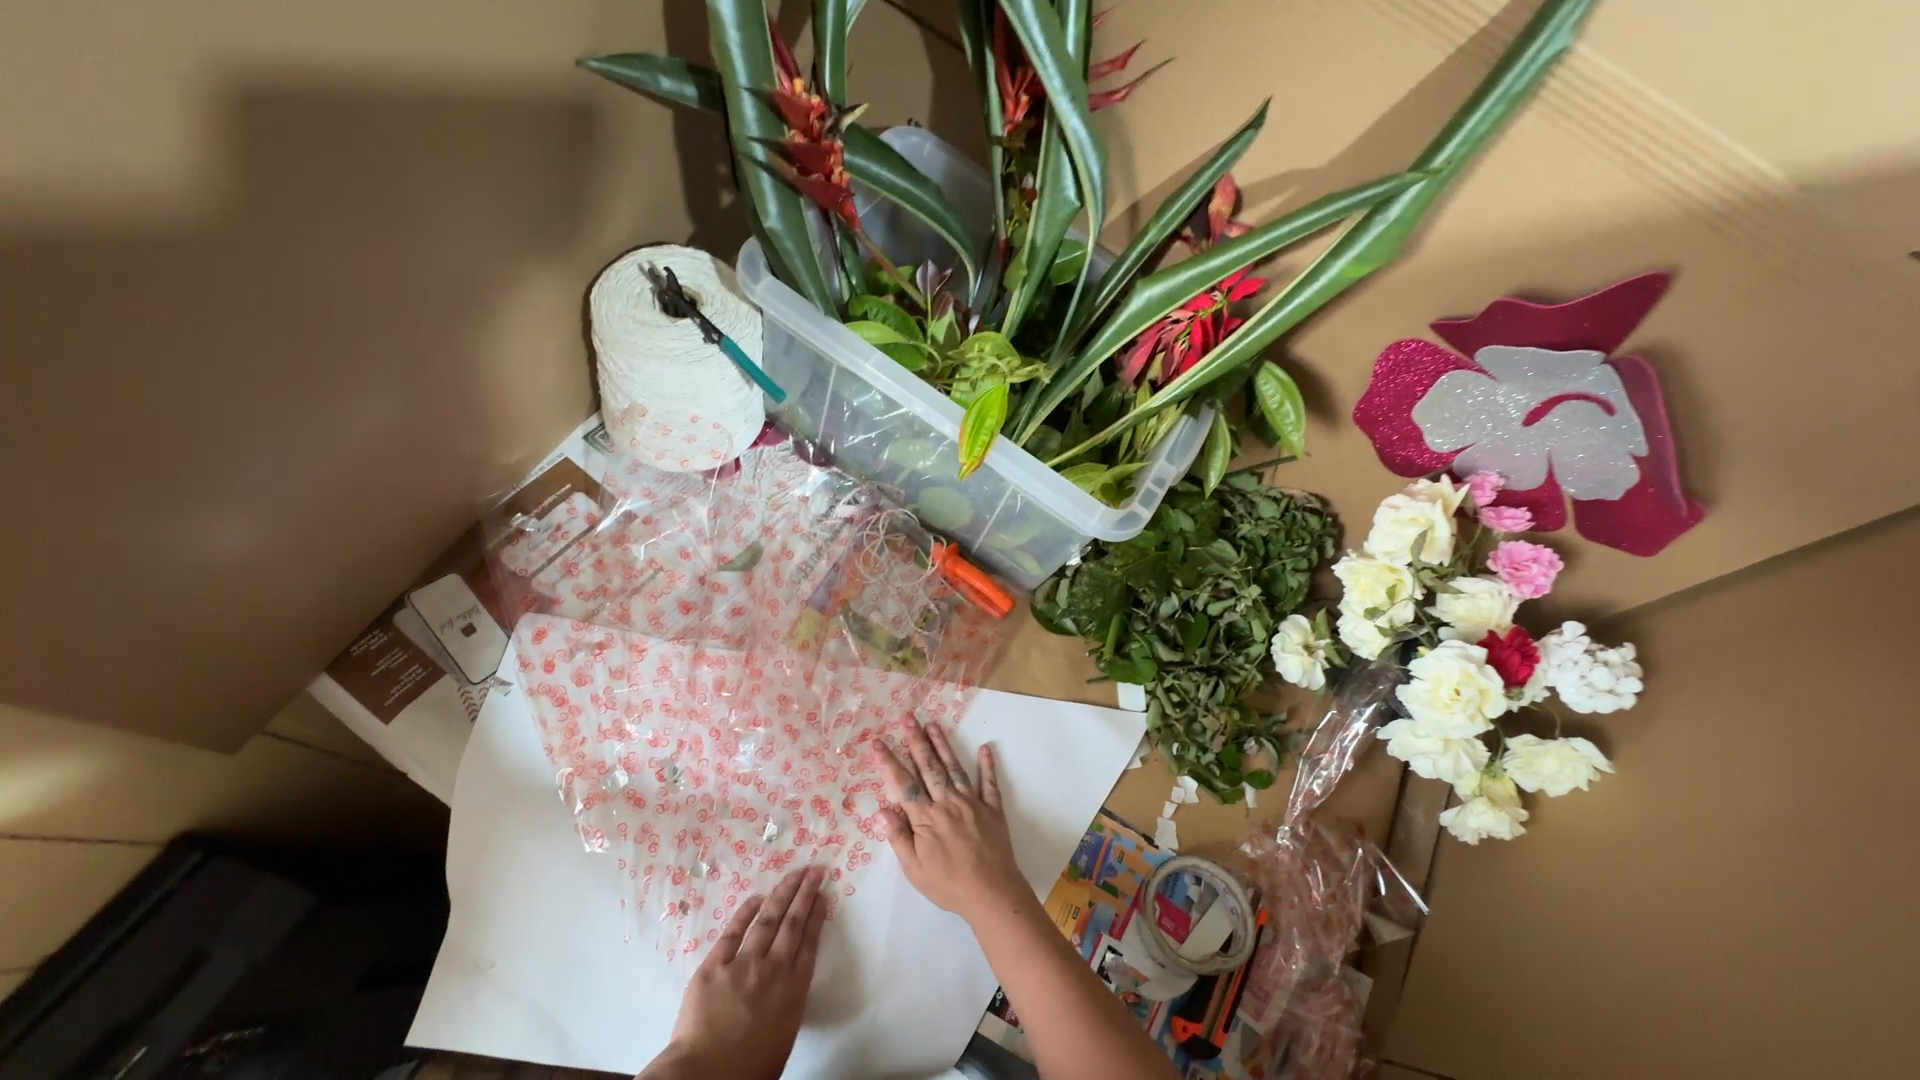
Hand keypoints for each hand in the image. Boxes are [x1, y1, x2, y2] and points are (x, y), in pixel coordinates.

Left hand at [643, 865, 828, 1079]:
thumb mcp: (784, 1033)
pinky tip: (756, 899)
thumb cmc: (750, 1067)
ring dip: (782, 894)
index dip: (817, 916)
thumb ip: (788, 1000)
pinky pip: (733, 933)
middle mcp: (773, 970)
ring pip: (768, 920)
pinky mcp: (714, 966)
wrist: (707, 1075)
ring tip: (793, 874)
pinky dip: (745, 913)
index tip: (823, 895)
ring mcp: (743, 964)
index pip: (809, 943)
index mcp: (793, 991)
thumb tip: (786, 980)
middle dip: (805, 894)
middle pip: (793, 924)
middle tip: (815, 870)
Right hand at [870, 719, 1028, 926]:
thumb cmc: (949, 885)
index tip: (878, 742)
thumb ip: (898, 837)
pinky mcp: (993, 809)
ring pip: (954, 768)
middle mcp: (947, 803)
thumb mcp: (915, 869)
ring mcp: (972, 803)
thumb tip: (881, 810)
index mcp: (926, 818)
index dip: (889, 762)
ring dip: (943, 745)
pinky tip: (985, 748)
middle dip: (916, 741)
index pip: (903, 784)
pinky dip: (987, 765)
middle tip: (907, 718)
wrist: (992, 893)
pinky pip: (989, 783)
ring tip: (933, 724)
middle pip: (928, 767)